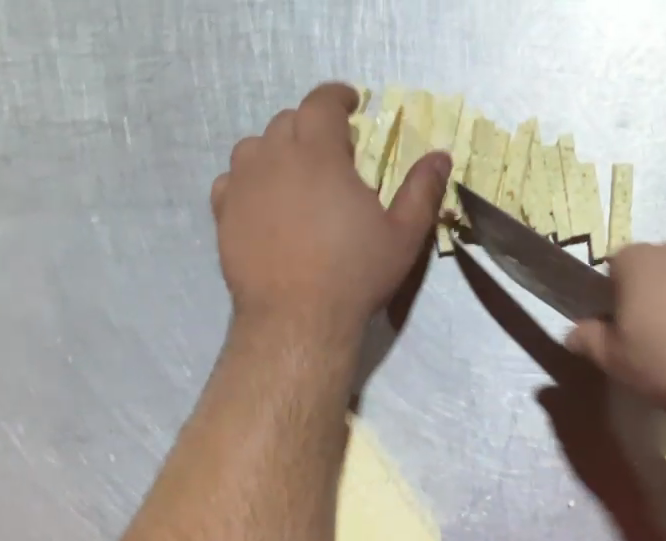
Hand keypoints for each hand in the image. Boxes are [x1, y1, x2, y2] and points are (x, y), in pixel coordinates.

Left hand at [212, 84, 451, 340]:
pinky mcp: (224, 214)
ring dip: (277, 150)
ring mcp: (243, 184)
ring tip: (295, 175)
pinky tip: (265, 202)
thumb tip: (440, 157)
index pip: (323, 102)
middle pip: (288, 121)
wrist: (297, 318)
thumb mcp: (403, 236)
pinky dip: (249, 182)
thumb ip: (421, 191)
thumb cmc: (355, 275)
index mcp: (319, 152)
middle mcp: (274, 156)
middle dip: (311, 126)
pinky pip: (232, 181)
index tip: (350, 104)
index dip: (338, 97)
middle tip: (331, 151)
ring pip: (255, 147)